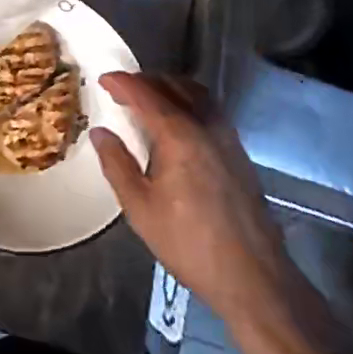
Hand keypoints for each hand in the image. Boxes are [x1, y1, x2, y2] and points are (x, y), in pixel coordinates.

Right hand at [92, 72, 344, 353]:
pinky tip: (177, 120)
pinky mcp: (237, 146)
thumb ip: (117, 164)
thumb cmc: (190, 243)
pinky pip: (208, 106)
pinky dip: (187, 98)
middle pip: (171, 84)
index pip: (145, 93)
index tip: (102, 79)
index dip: (122, 82)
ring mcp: (225, 133)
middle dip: (144, 80)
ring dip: (168, 86)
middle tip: (121, 90)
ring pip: (194, 91)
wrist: (252, 273)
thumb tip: (100, 132)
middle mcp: (204, 122)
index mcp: (178, 133)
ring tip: (147, 99)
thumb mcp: (141, 208)